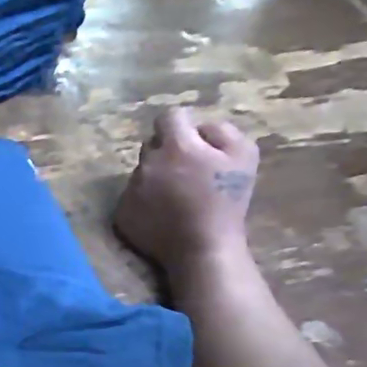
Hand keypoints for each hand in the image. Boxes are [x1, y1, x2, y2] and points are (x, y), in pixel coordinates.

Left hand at [114, 107, 260, 277]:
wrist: (201, 249)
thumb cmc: (226, 202)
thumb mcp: (244, 156)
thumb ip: (222, 130)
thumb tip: (201, 127)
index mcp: (175, 146)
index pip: (169, 116)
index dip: (182, 124)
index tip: (192, 139)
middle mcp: (146, 164)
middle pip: (152, 144)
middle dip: (167, 151)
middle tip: (186, 171)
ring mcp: (130, 190)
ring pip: (141, 172)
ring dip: (155, 178)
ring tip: (174, 198)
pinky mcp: (122, 213)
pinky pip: (131, 198)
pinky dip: (144, 202)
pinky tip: (162, 215)